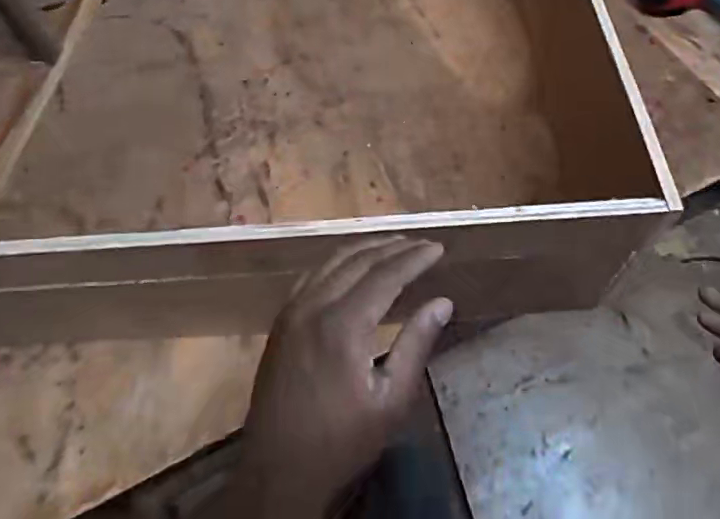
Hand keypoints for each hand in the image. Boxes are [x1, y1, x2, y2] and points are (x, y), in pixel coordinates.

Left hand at [236, 237, 453, 517]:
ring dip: (367, 248)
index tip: (438, 248)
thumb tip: (443, 301)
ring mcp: (292, 312)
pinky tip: (354, 264)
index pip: (385, 274)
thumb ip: (416, 344)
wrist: (276, 476)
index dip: (414, 258)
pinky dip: (340, 261)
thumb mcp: (391, 401)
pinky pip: (313, 275)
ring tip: (395, 245)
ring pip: (333, 261)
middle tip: (422, 243)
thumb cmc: (341, 442)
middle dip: (394, 247)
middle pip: (360, 260)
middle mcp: (313, 307)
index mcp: (342, 325)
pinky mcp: (281, 322)